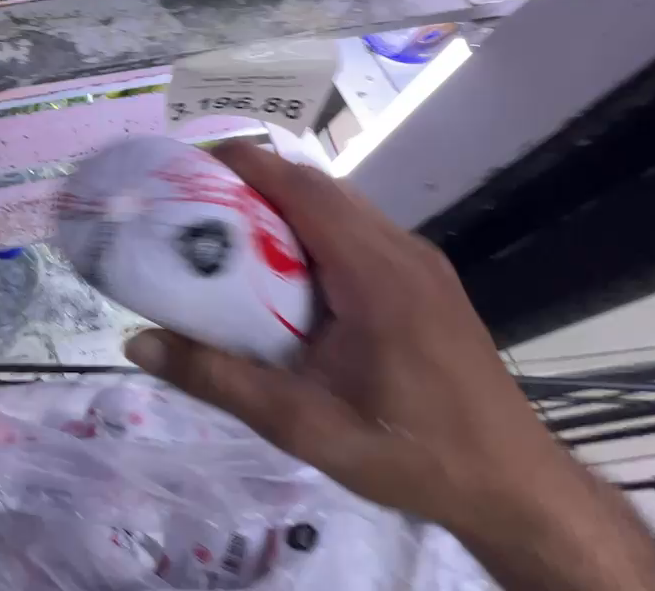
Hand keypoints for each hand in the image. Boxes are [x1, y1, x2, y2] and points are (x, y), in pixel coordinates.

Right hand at [122, 141, 579, 540]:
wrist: (518, 492)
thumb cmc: (411, 453)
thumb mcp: (304, 426)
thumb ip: (218, 379)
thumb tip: (136, 341)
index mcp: (375, 274)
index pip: (303, 187)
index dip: (243, 163)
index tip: (186, 166)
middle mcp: (401, 252)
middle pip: (316, 185)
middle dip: (251, 179)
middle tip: (192, 200)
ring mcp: (418, 262)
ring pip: (337, 202)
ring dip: (279, 200)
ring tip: (224, 226)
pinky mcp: (424, 278)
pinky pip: (354, 226)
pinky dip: (307, 224)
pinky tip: (279, 265)